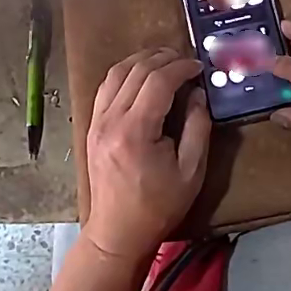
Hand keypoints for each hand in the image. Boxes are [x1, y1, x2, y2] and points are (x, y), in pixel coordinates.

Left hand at [81, 48, 211, 259]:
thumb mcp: (191, 171)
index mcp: (135, 131)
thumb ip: (197, 127)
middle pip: (136, 71)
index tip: (198, 67)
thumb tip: (197, 94)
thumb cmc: (158, 206)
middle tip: (184, 59)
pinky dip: (124, 74)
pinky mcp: (91, 127)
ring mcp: (96, 122)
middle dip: (162, 58)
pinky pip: (106, 88)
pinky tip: (140, 75)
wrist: (118, 232)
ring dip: (141, 60)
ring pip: (116, 74)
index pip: (157, 81)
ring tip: (164, 59)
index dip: (180, 68)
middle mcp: (111, 120)